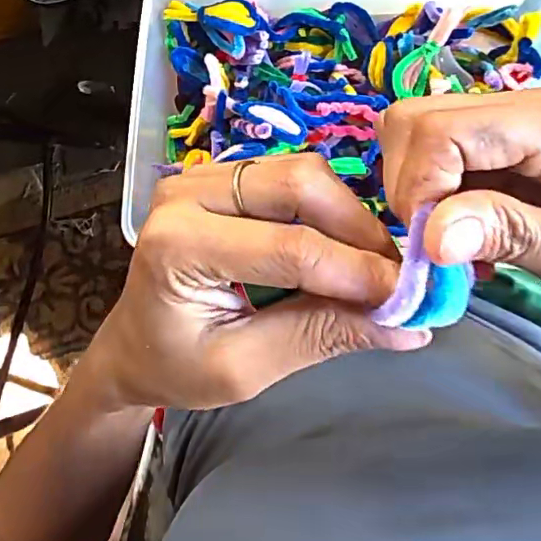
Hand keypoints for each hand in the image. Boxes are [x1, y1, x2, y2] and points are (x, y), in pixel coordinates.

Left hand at [81, 153, 429, 411]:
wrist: (132, 343)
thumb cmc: (174, 365)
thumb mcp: (243, 368)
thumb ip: (320, 336)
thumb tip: (407, 323)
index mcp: (178, 244)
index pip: (288, 247)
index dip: (356, 271)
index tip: (409, 297)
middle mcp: (187, 192)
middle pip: (297, 184)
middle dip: (357, 229)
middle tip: (394, 276)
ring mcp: (201, 175)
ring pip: (298, 171)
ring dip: (344, 215)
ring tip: (370, 265)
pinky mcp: (217, 174)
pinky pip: (286, 174)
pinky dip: (323, 207)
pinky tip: (338, 245)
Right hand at [379, 90, 540, 341]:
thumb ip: (516, 236)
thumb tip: (430, 234)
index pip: (449, 127)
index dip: (421, 183)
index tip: (428, 247)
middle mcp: (528, 110)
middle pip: (418, 119)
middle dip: (410, 184)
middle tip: (435, 247)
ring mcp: (509, 127)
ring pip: (415, 136)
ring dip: (416, 192)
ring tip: (454, 246)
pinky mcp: (496, 152)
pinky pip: (432, 162)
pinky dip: (429, 202)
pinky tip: (464, 239)